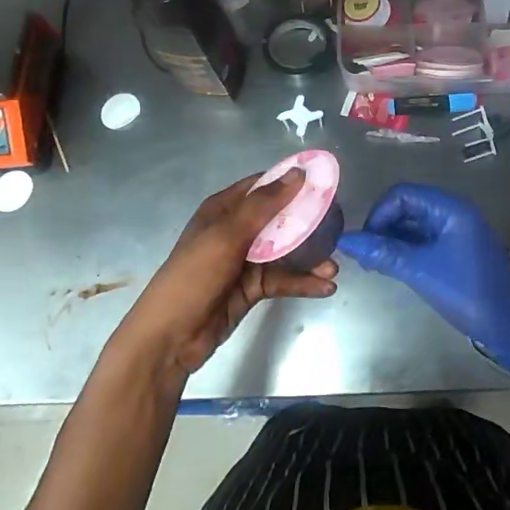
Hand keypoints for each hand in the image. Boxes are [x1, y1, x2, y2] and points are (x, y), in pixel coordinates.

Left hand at [112, 169, 338, 374]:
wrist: (172, 334)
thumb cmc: (194, 275)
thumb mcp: (227, 235)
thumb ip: (264, 206)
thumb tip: (298, 174)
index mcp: (222, 210)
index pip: (261, 187)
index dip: (290, 182)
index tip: (322, 184)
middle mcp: (234, 232)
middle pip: (277, 220)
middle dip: (307, 223)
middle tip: (337, 226)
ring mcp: (244, 262)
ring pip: (284, 253)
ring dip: (309, 259)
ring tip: (333, 268)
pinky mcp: (251, 289)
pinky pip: (282, 280)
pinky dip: (302, 282)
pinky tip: (324, 287)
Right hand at [337, 182, 509, 378]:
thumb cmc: (467, 292)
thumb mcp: (420, 271)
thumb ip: (382, 252)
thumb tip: (344, 240)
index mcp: (450, 209)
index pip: (402, 195)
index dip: (378, 214)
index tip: (364, 242)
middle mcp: (453, 213)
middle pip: (406, 207)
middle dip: (382, 227)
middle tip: (364, 257)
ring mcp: (455, 232)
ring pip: (412, 225)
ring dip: (390, 240)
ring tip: (373, 264)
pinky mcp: (455, 250)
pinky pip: (422, 240)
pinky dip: (403, 250)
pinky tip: (389, 267)